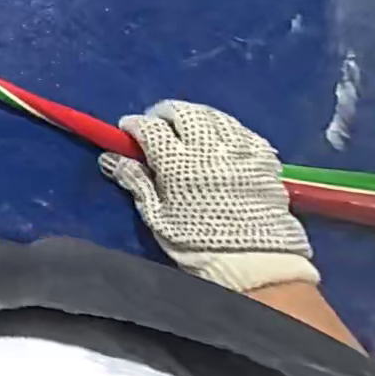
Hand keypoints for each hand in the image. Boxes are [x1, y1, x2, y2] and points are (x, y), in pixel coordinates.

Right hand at [98, 100, 318, 292]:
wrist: (255, 262)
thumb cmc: (195, 238)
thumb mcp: (156, 213)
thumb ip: (135, 181)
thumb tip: (110, 158)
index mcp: (177, 163)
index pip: (150, 127)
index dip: (134, 124)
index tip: (126, 130)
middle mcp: (208, 150)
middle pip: (185, 113)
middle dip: (165, 113)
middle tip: (157, 124)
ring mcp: (240, 154)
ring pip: (216, 117)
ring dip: (196, 117)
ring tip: (188, 128)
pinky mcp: (264, 162)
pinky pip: (245, 132)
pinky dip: (227, 129)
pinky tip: (220, 139)